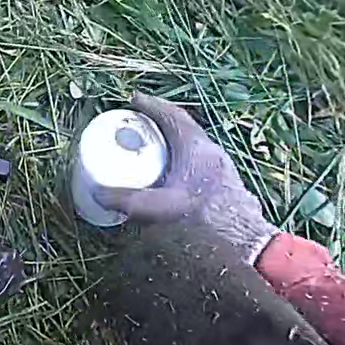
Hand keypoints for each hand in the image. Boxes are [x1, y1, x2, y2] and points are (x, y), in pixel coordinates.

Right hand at [91, 93, 278, 263]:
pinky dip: (176, 157)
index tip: (132, 100)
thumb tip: (98, 193)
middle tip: (135, 123)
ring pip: (189, 144)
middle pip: (181, 128)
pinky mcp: (223, 182)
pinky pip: (194, 159)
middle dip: (157, 122)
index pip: (173, 117)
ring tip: (147, 146)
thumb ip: (126, 200)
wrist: (246, 244)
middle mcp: (211, 152)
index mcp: (196, 149)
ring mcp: (220, 167)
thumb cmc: (204, 219)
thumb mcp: (159, 208)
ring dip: (168, 141)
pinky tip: (165, 172)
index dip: (151, 106)